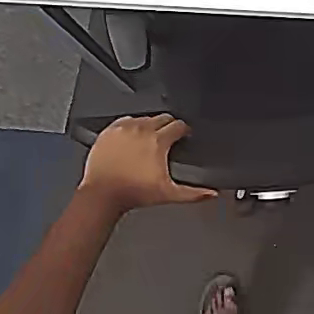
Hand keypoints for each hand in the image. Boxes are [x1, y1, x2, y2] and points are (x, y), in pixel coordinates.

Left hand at [78, 114, 216, 211]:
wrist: (102, 195)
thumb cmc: (132, 193)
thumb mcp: (168, 194)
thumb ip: (193, 193)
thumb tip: (211, 194)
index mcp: (158, 141)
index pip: (179, 125)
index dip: (184, 130)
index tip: (184, 135)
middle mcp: (141, 130)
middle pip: (163, 118)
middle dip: (169, 126)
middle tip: (169, 138)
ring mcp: (123, 129)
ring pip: (144, 117)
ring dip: (150, 125)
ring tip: (151, 138)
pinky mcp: (108, 132)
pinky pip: (125, 121)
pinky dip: (131, 126)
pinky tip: (133, 136)